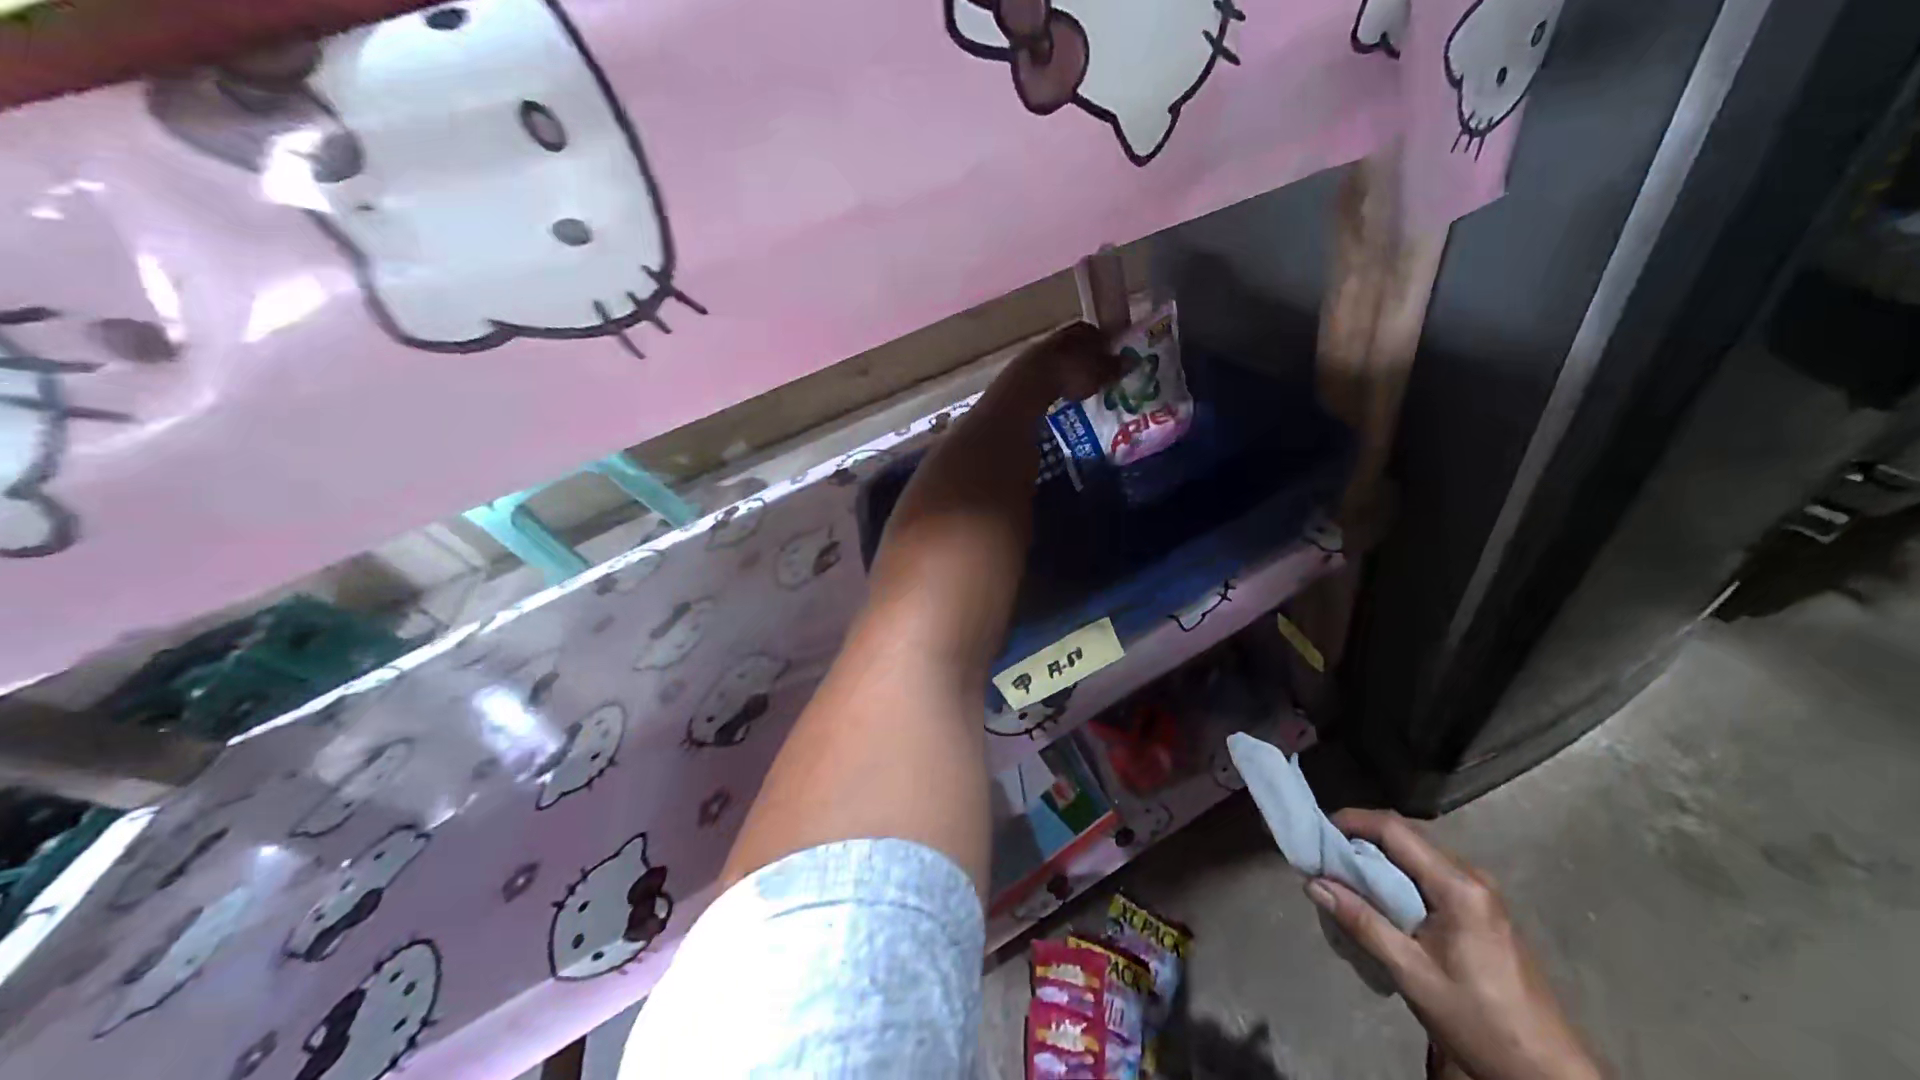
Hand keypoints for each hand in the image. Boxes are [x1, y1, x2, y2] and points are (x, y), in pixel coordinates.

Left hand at [1010, 320, 1123, 402]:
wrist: (1033, 378)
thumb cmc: (1074, 373)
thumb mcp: (1102, 373)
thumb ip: (1117, 366)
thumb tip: (1132, 360)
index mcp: (1087, 328)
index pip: (1103, 336)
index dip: (1108, 351)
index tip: (1111, 366)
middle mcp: (1066, 330)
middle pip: (1082, 344)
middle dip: (1088, 359)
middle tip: (1095, 377)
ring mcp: (1046, 344)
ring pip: (1065, 354)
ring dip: (1070, 367)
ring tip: (1077, 386)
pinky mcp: (1030, 359)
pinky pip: (1050, 367)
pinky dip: (1055, 375)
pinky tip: (1058, 389)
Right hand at [1307, 809, 1602, 1079]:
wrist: (1546, 1071)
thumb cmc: (1478, 1019)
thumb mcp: (1412, 973)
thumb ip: (1362, 922)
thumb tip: (1314, 883)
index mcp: (1458, 886)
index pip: (1395, 830)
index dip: (1352, 821)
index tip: (1316, 831)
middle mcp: (1472, 878)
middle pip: (1405, 838)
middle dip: (1360, 841)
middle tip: (1324, 860)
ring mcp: (1481, 895)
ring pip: (1416, 857)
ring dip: (1377, 861)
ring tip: (1344, 881)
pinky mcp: (1482, 912)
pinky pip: (1429, 877)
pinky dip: (1397, 878)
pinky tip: (1380, 903)